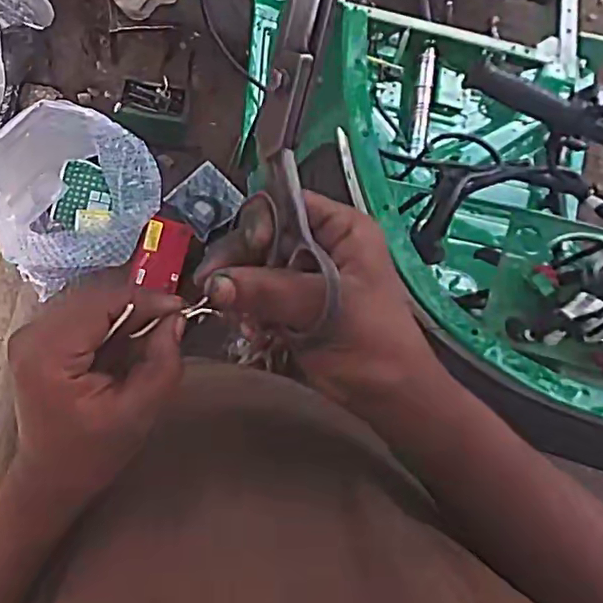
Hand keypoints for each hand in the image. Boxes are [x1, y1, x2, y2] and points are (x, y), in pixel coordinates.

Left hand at [4, 273, 185, 514]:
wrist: (50, 478)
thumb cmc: (90, 455)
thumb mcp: (137, 414)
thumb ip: (161, 363)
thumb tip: (175, 318)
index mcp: (48, 354)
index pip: (100, 303)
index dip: (143, 299)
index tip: (178, 307)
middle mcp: (31, 335)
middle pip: (92, 297)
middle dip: (134, 304)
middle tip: (169, 320)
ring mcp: (29, 334)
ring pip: (87, 301)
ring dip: (121, 311)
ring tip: (148, 334)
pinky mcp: (35, 338)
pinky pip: (78, 314)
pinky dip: (106, 321)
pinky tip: (123, 342)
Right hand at [194, 189, 435, 411]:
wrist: (388, 398)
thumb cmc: (377, 345)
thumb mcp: (326, 306)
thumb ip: (269, 290)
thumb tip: (216, 283)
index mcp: (340, 230)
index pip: (286, 203)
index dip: (261, 222)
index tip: (251, 250)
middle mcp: (316, 245)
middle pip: (259, 235)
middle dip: (238, 262)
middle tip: (214, 286)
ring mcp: (299, 276)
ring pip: (249, 267)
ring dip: (236, 291)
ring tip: (239, 318)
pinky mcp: (286, 305)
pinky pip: (250, 296)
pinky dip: (243, 311)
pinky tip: (250, 330)